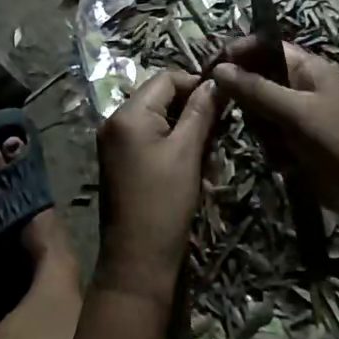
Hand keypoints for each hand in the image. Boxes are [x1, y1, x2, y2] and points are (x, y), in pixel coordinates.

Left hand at [94, 70, 225, 298]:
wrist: (136, 259)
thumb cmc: (164, 202)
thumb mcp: (187, 153)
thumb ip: (201, 112)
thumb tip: (216, 82)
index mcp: (128, 113)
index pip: (165, 78)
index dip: (196, 83)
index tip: (224, 101)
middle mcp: (114, 120)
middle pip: (159, 97)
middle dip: (190, 109)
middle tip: (219, 131)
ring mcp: (113, 141)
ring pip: (156, 119)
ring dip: (184, 129)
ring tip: (206, 153)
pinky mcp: (118, 160)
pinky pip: (147, 138)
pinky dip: (170, 144)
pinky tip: (190, 165)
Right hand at [211, 39, 338, 217]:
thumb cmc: (337, 143)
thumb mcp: (294, 112)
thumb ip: (255, 88)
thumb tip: (218, 68)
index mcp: (307, 67)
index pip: (265, 45)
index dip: (240, 51)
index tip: (213, 67)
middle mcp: (301, 82)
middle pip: (258, 73)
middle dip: (245, 90)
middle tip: (234, 107)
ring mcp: (297, 109)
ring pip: (258, 102)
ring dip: (257, 120)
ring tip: (269, 138)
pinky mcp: (294, 134)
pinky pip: (267, 126)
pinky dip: (267, 139)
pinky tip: (278, 154)